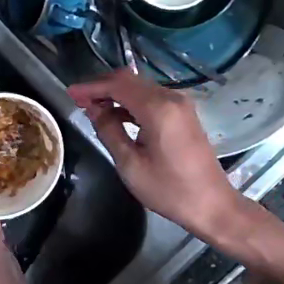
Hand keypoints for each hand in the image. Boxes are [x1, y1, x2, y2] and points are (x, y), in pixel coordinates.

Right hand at [67, 69, 247, 239]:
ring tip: (92, 107)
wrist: (212, 204)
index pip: (118, 85)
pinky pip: (153, 99)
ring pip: (141, 87)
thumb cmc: (169, 190)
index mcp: (158, 109)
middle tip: (78, 99)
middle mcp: (171, 98)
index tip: (71, 93)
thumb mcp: (130, 165)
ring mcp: (181, 105)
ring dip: (117, 93)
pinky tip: (117, 115)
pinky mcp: (184, 114)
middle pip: (130, 80)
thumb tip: (94, 109)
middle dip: (102, 86)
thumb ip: (110, 131)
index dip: (92, 86)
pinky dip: (132, 102)